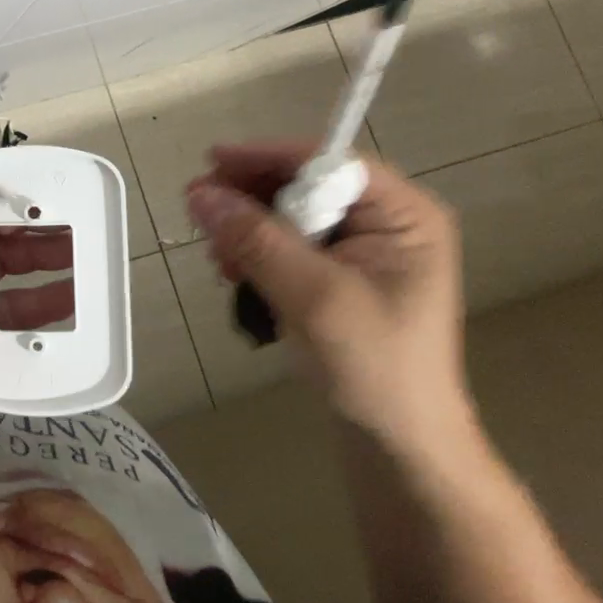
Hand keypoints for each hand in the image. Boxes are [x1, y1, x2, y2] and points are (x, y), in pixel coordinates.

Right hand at [185, 141, 472, 446]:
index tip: (211, 162)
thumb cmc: (372, 366)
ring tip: (218, 258)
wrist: (399, 444)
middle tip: (201, 215)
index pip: (328, 162)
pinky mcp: (342, 278)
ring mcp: (365, 251)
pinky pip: (290, 245)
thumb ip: (256, 239)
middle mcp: (387, 222)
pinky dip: (258, 253)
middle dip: (252, 199)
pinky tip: (236, 272)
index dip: (267, 158)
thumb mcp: (312, 296)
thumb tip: (199, 194)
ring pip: (290, 215)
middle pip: (305, 185)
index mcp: (404, 215)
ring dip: (249, 230)